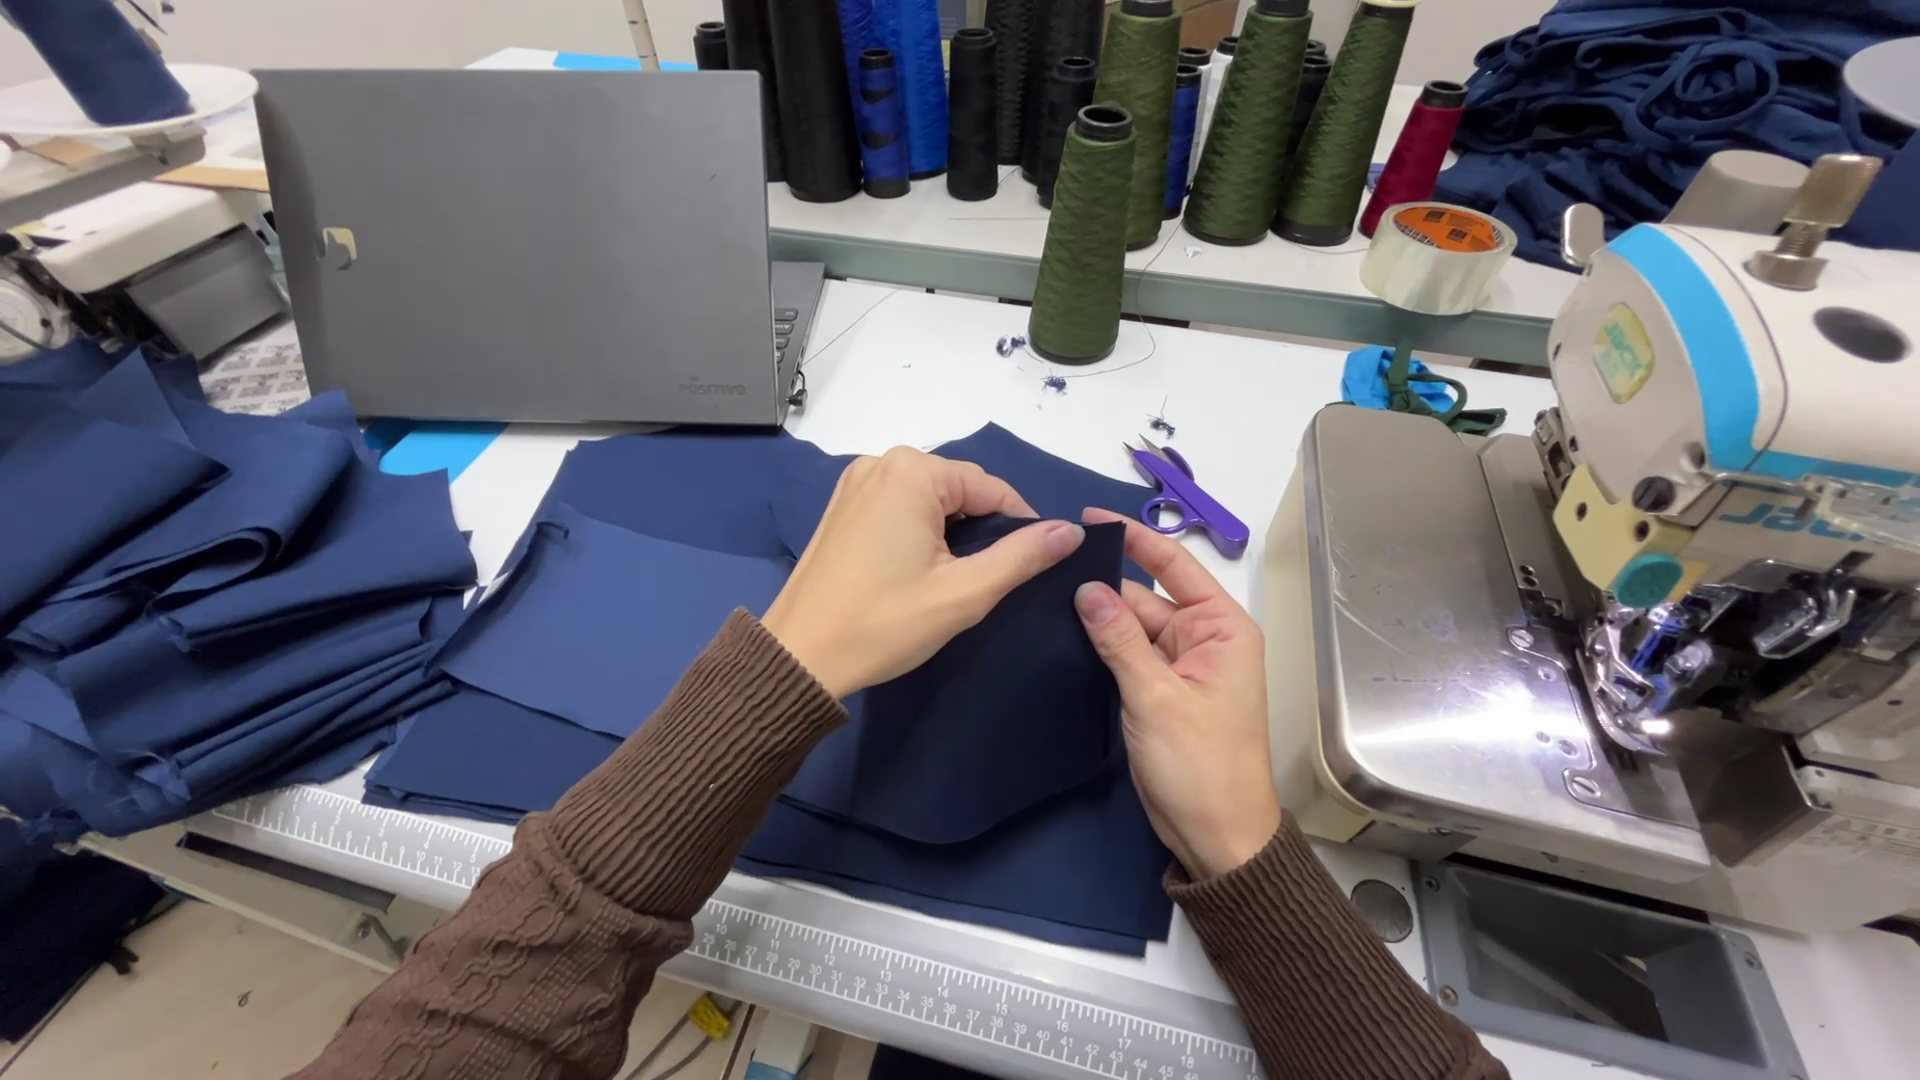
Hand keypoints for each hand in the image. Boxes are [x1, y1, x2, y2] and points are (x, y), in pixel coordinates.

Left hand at [762, 447, 1085, 697]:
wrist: (800, 656)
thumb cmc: (883, 624)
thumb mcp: (963, 593)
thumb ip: (1021, 556)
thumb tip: (1071, 530)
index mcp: (912, 471)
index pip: (992, 488)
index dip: (1021, 525)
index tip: (1033, 564)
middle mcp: (881, 462)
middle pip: (959, 488)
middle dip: (982, 528)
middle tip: (986, 579)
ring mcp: (855, 482)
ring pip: (930, 498)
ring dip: (952, 530)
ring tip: (954, 577)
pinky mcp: (842, 505)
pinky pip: (899, 505)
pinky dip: (920, 529)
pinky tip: (919, 567)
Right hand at [1073, 508, 1279, 878]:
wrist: (1215, 835)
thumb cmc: (1200, 763)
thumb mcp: (1156, 697)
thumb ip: (1119, 639)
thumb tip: (1085, 586)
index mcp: (1220, 627)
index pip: (1174, 567)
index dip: (1134, 539)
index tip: (1089, 518)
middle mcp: (1200, 637)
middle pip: (1144, 596)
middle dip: (1102, 584)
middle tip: (1046, 564)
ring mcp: (1176, 665)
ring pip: (1129, 626)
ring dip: (1096, 616)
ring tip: (1041, 591)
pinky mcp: (1155, 690)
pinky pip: (1125, 654)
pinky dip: (1099, 645)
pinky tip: (1060, 631)